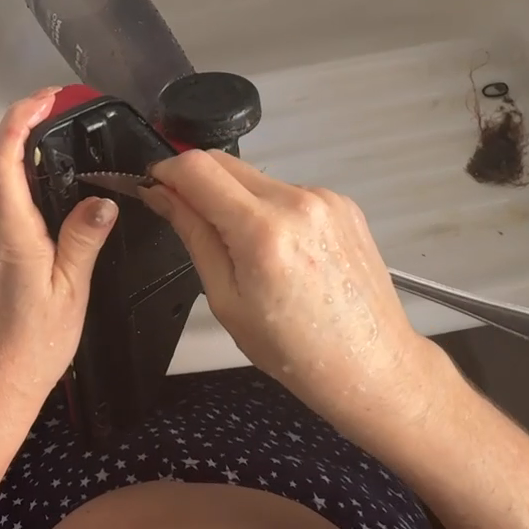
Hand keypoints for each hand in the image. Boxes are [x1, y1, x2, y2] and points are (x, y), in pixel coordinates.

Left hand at [0, 88, 118, 416]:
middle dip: (35, 140)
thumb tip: (101, 200)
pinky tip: (54, 218)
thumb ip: (83, 239)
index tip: (45, 98)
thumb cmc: (29, 347)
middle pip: (5, 167)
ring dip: (33, 174)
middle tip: (70, 123)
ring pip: (6, 191)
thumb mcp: (70, 292)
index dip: (20, 117)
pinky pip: (2, 212)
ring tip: (73, 172)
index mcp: (11, 230)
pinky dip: (26, 200)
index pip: (4, 156)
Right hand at [141, 149, 439, 440]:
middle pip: (221, 160)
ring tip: (241, 246)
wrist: (376, 369)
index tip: (152, 184)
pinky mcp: (340, 202)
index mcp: (263, 232)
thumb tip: (159, 192)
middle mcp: (296, 203)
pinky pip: (283, 188)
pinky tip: (278, 248)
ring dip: (231, 195)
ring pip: (252, 174)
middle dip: (194, 179)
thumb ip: (192, 233)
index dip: (164, 169)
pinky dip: (266, 206)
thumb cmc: (296, 352)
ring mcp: (324, 198)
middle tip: (183, 212)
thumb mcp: (226, 299)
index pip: (195, 167)